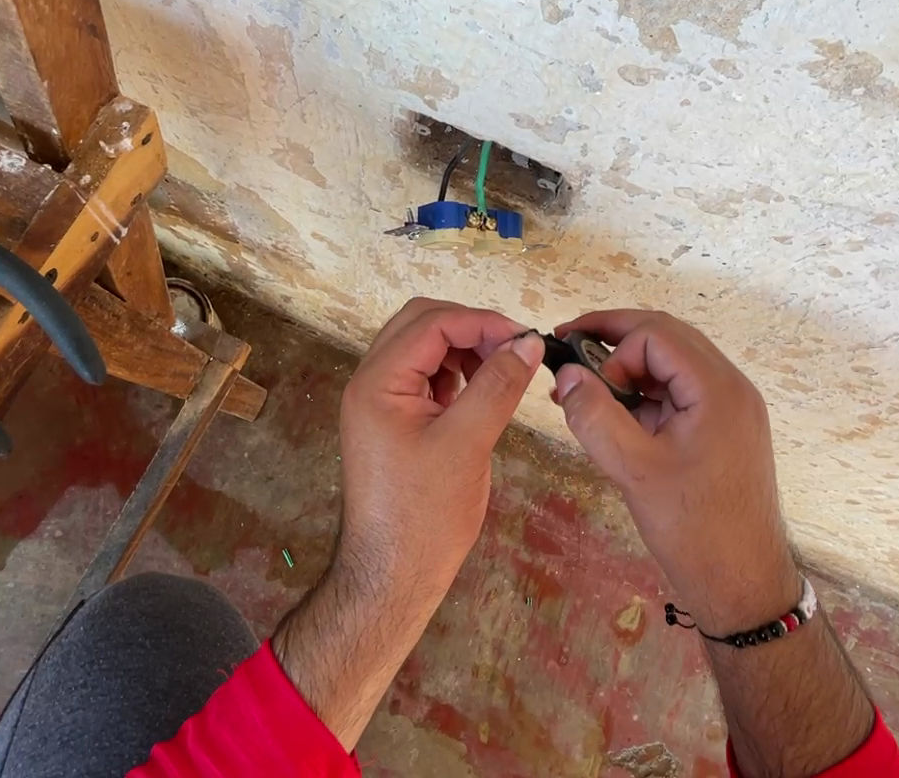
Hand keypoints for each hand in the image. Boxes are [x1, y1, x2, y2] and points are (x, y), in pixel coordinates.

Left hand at [276, 298, 543, 748]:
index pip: (432, 323)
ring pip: (423, 347)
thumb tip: (527, 342)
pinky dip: (455, 372)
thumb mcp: (467, 443)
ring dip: (463, 347)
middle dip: (470, 327)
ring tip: (502, 369)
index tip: (525, 338)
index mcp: (377, 382)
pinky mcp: (393, 419)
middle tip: (513, 348)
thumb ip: (497, 385)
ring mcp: (379, 400)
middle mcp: (371, 382)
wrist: (392, 576)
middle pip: (421, 324)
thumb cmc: (425, 515)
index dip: (481, 321)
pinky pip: (424, 375)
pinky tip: (481, 389)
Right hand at [553, 310, 797, 632]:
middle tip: (569, 348)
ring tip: (584, 388)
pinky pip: (677, 391)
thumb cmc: (693, 529)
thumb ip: (594, 415)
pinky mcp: (722, 429)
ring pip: (671, 362)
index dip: (611, 346)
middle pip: (666, 337)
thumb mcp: (634, 470)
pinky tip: (612, 414)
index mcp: (717, 388)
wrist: (745, 588)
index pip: (656, 334)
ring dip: (626, 366)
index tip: (580, 380)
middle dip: (614, 339)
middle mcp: (730, 387)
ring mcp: (730, 408)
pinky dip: (642, 393)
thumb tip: (565, 374)